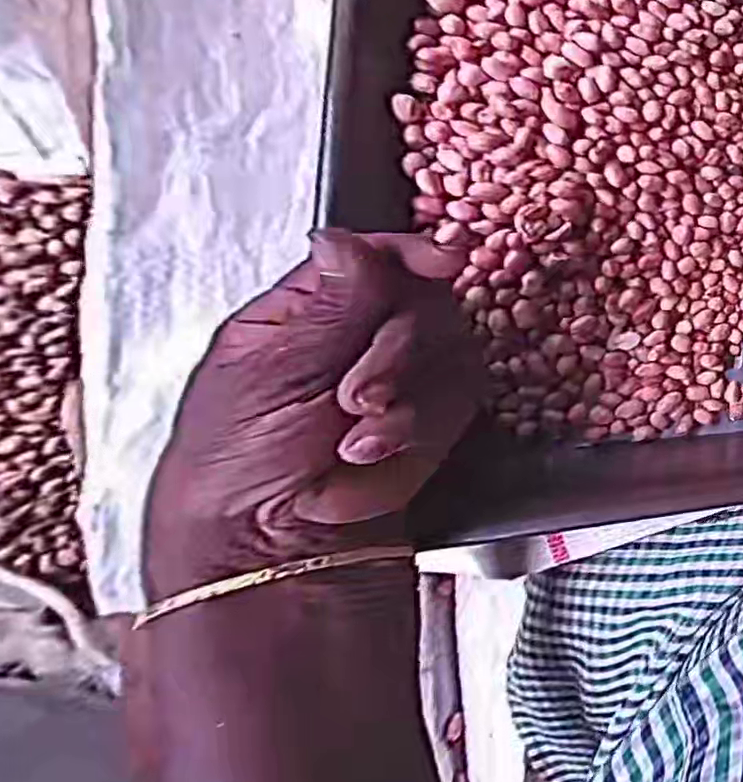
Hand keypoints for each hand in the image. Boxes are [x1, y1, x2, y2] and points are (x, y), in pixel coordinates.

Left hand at [144, 230, 483, 598]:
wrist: (282, 542)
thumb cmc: (242, 462)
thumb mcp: (269, 375)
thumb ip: (326, 307)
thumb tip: (342, 239)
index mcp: (308, 312)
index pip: (373, 258)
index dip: (411, 253)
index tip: (444, 262)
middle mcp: (367, 332)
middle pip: (423, 301)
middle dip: (397, 348)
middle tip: (359, 394)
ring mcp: (412, 366)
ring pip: (450, 344)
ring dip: (408, 392)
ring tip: (359, 435)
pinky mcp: (445, 402)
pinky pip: (460, 389)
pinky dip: (422, 421)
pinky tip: (378, 448)